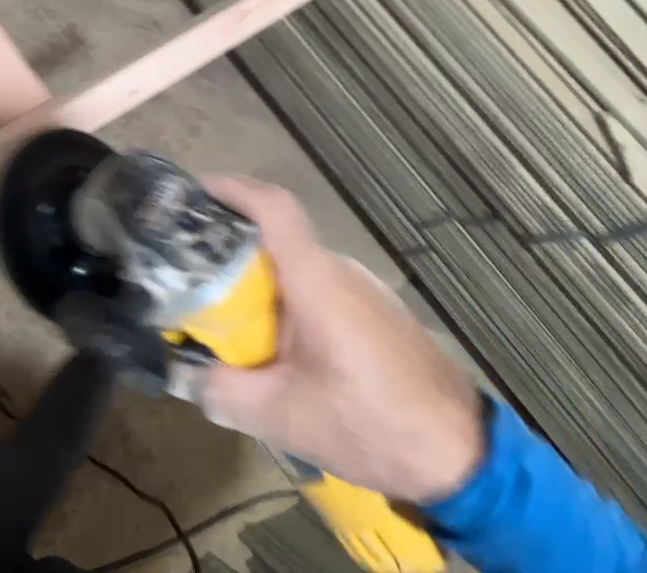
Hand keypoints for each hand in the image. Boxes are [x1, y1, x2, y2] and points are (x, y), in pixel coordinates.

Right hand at [193, 178, 484, 504]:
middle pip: (274, 238)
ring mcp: (360, 291)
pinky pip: (313, 291)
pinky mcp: (371, 313)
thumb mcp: (285, 418)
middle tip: (183, 272)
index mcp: (317, 281)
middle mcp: (339, 272)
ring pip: (292, 268)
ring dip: (252, 283)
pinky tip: (267, 348)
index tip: (191, 193)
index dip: (231, 190)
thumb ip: (223, 391)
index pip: (273, 208)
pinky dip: (279, 303)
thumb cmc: (374, 425)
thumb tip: (183, 372)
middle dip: (225, 247)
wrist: (464, 455)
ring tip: (215, 316)